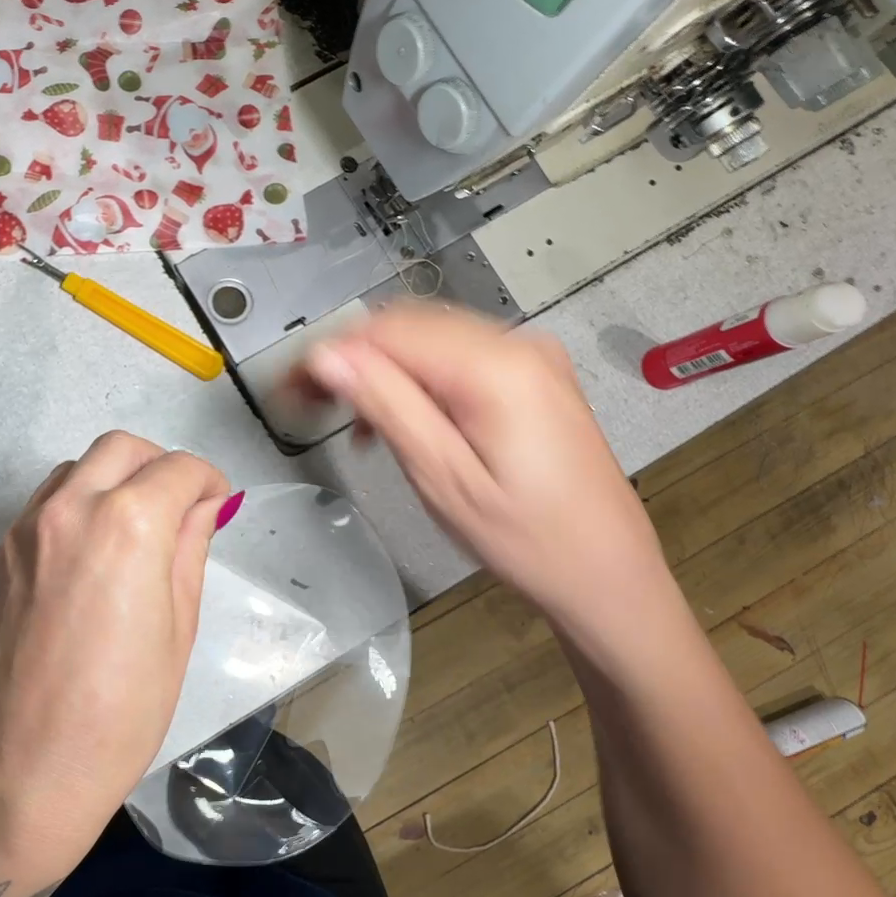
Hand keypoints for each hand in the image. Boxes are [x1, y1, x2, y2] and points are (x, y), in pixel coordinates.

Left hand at [0, 431, 234, 855]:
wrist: (32, 762)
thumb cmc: (124, 710)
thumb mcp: (178, 628)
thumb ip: (190, 550)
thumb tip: (203, 507)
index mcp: (127, 525)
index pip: (178, 470)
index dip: (209, 482)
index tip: (217, 506)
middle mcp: (69, 509)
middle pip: (120, 449)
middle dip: (159, 465)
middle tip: (179, 508)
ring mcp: (24, 531)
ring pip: (74, 471)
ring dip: (111, 481)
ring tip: (132, 531)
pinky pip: (42, 508)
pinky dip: (74, 510)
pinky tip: (88, 560)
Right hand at [292, 302, 666, 629]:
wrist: (606, 571)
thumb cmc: (526, 539)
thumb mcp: (442, 477)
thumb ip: (386, 406)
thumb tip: (328, 357)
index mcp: (496, 368)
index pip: (387, 331)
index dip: (329, 353)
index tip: (289, 391)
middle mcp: (517, 346)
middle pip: (407, 325)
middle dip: (348, 357)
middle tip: (305, 404)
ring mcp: (529, 358)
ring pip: (427, 339)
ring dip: (378, 369)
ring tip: (349, 422)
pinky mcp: (531, 377)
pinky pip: (454, 358)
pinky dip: (412, 379)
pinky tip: (397, 418)